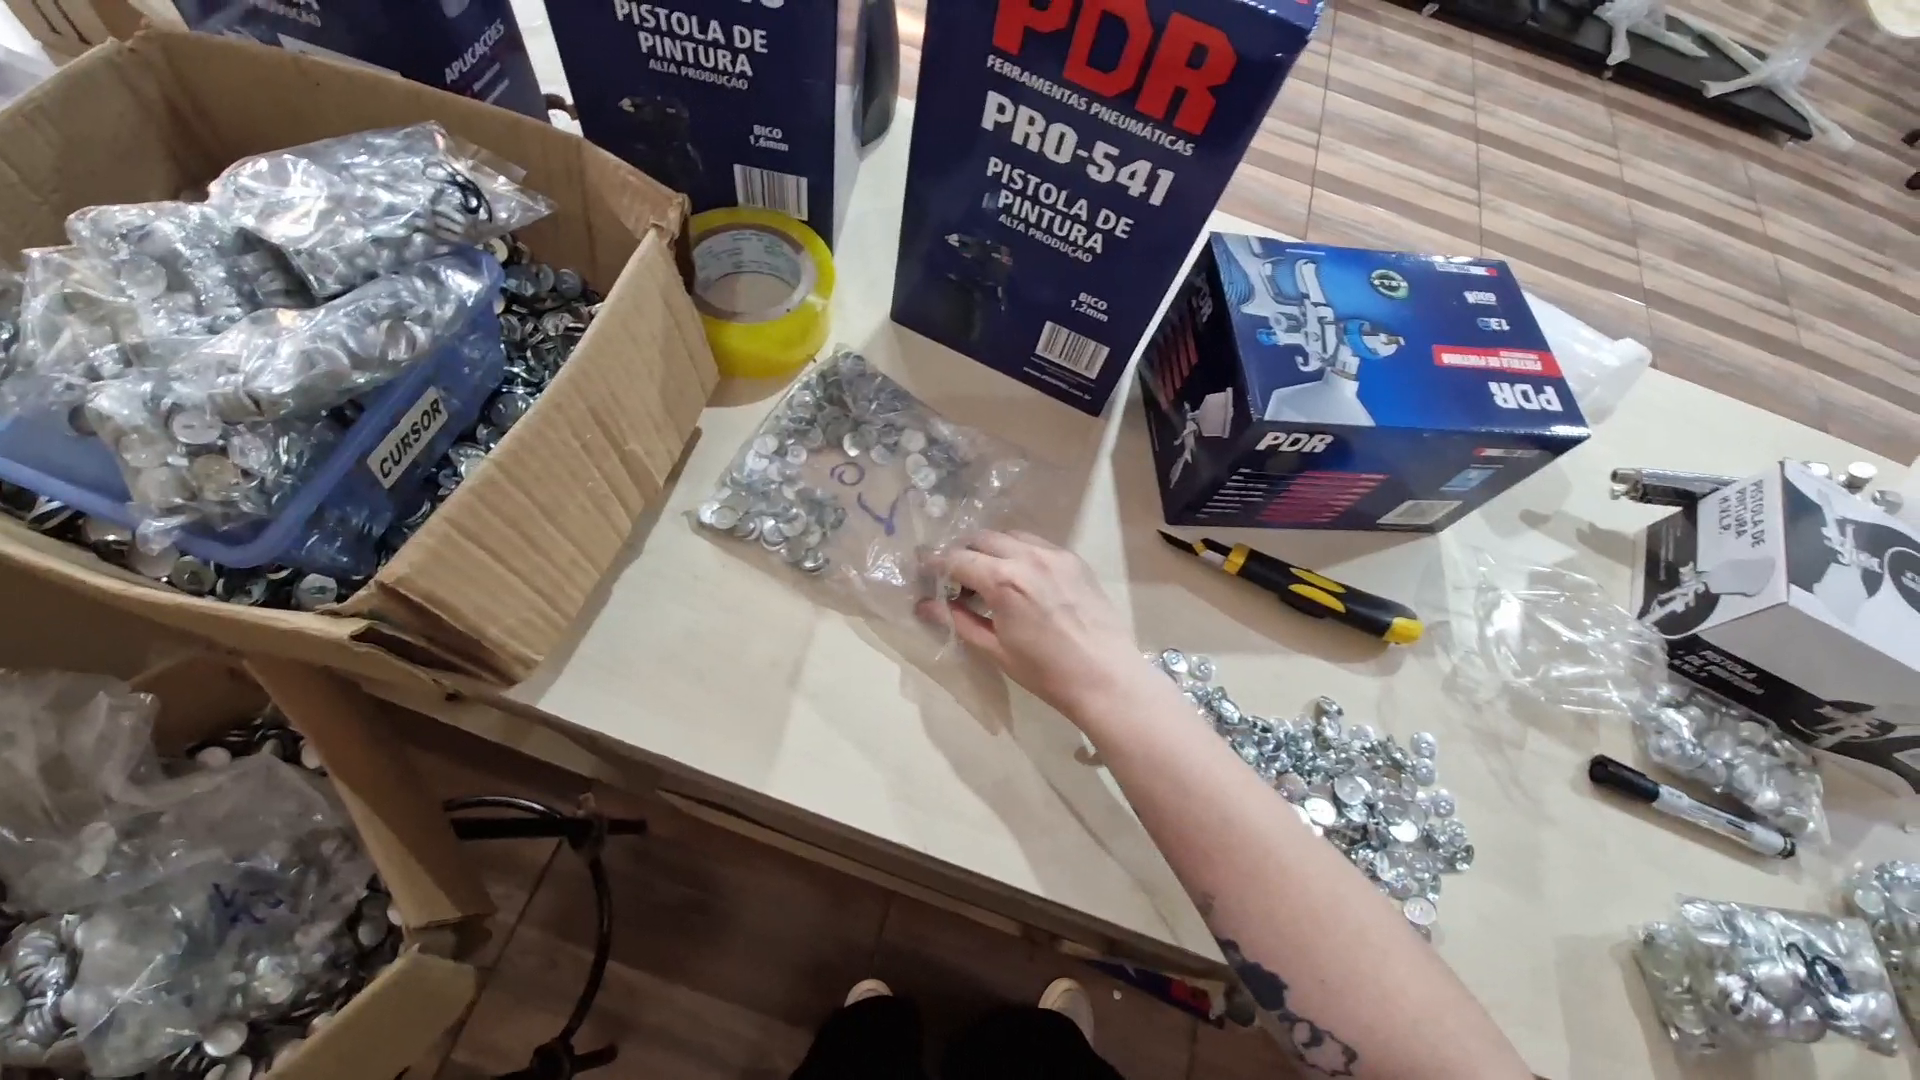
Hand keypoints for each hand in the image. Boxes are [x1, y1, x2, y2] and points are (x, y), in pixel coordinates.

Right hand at [917, 530, 1153, 720]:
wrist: (1105, 676)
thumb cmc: (1046, 672)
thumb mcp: (995, 649)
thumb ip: (957, 620)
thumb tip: (924, 606)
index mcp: (1003, 581)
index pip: (957, 559)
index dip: (935, 563)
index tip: (923, 570)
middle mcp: (1027, 556)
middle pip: (981, 538)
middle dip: (962, 553)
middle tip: (954, 579)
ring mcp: (1055, 554)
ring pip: (1010, 536)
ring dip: (991, 549)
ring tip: (987, 578)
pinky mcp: (1074, 560)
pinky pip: (1036, 544)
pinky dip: (1019, 552)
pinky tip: (1019, 579)